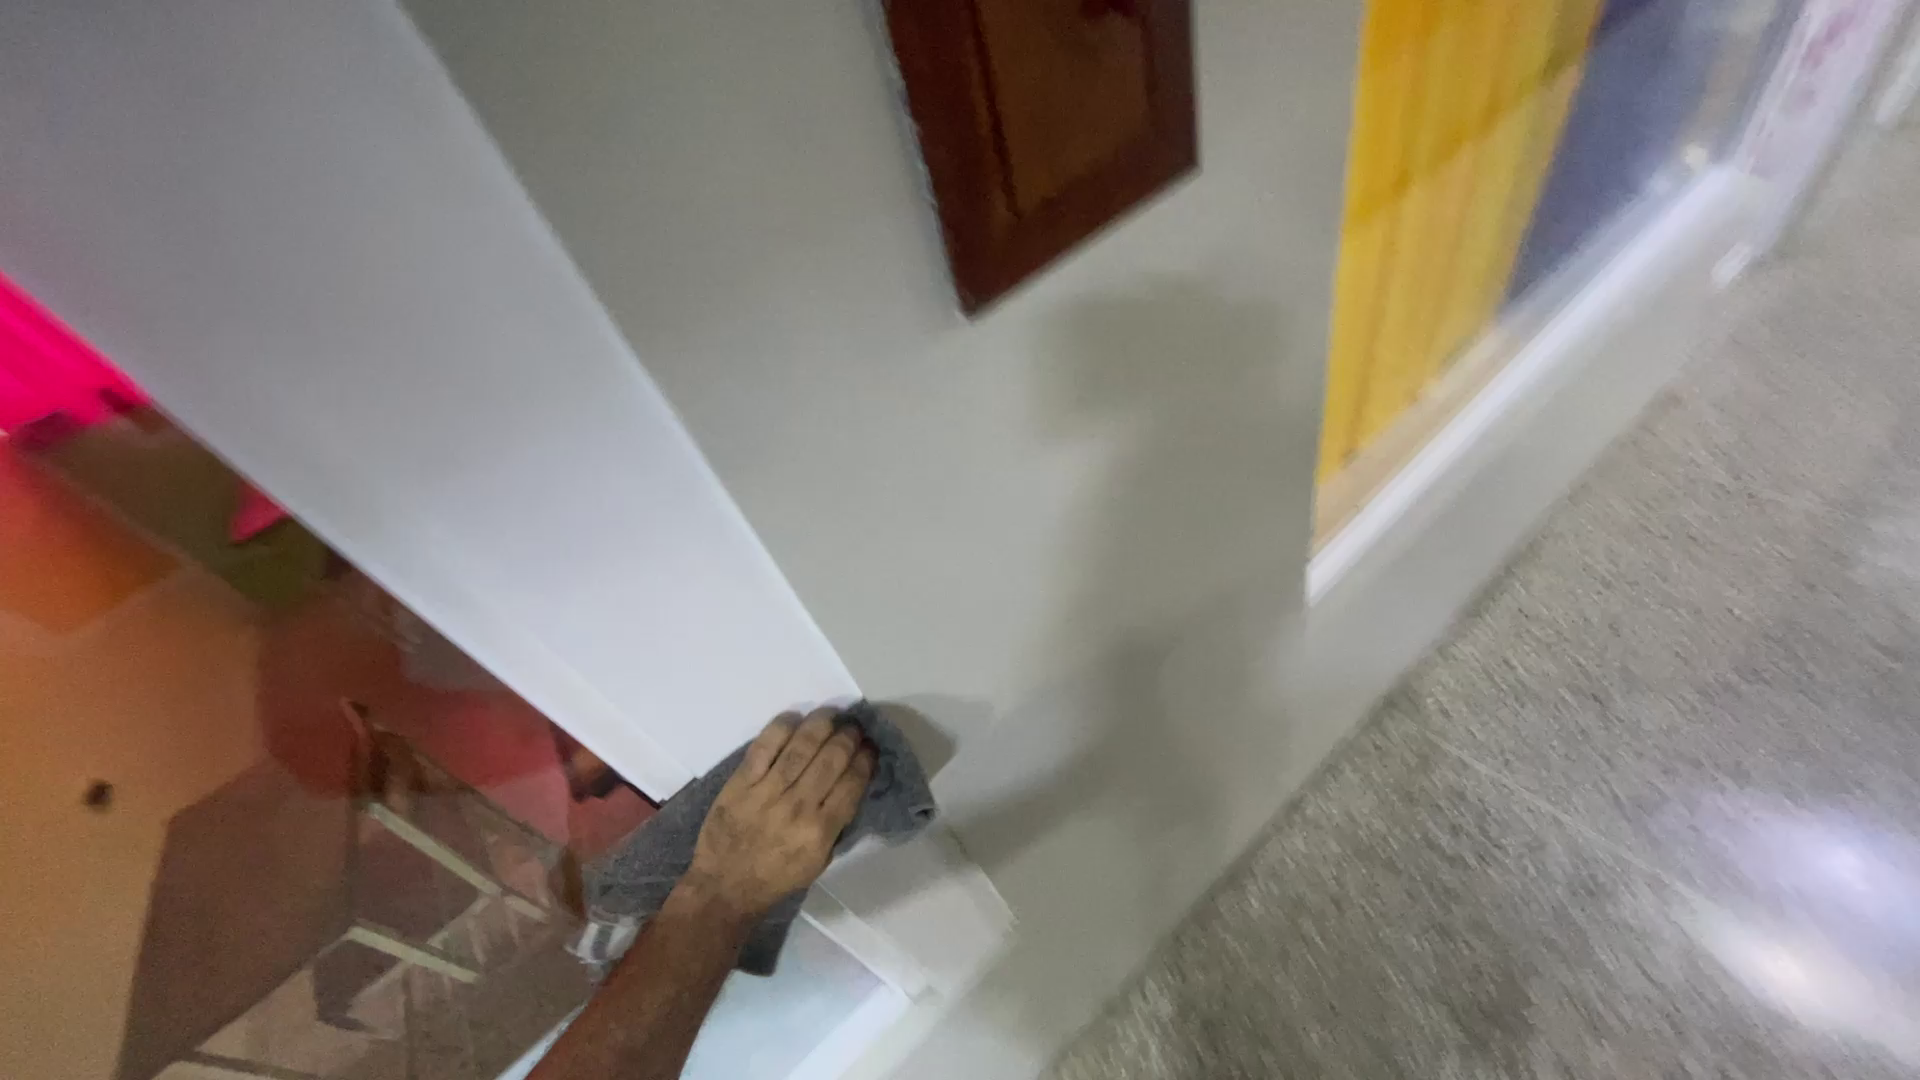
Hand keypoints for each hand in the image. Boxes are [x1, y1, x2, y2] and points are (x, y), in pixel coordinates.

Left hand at [681, 708, 875, 921]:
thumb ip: (837, 822)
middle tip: (854, 727)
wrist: (724, 887)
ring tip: (831, 715)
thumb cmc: (777, 876)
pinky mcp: (740, 783)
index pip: (852, 783)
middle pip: (831, 759)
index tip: (870, 747)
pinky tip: (795, 719)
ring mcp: (766, 792)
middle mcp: (797, 807)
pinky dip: (782, 727)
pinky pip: (764, 746)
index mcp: (820, 831)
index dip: (866, 758)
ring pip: (801, 747)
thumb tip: (853, 780)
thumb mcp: (820, 860)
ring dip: (821, 724)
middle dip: (848, 737)